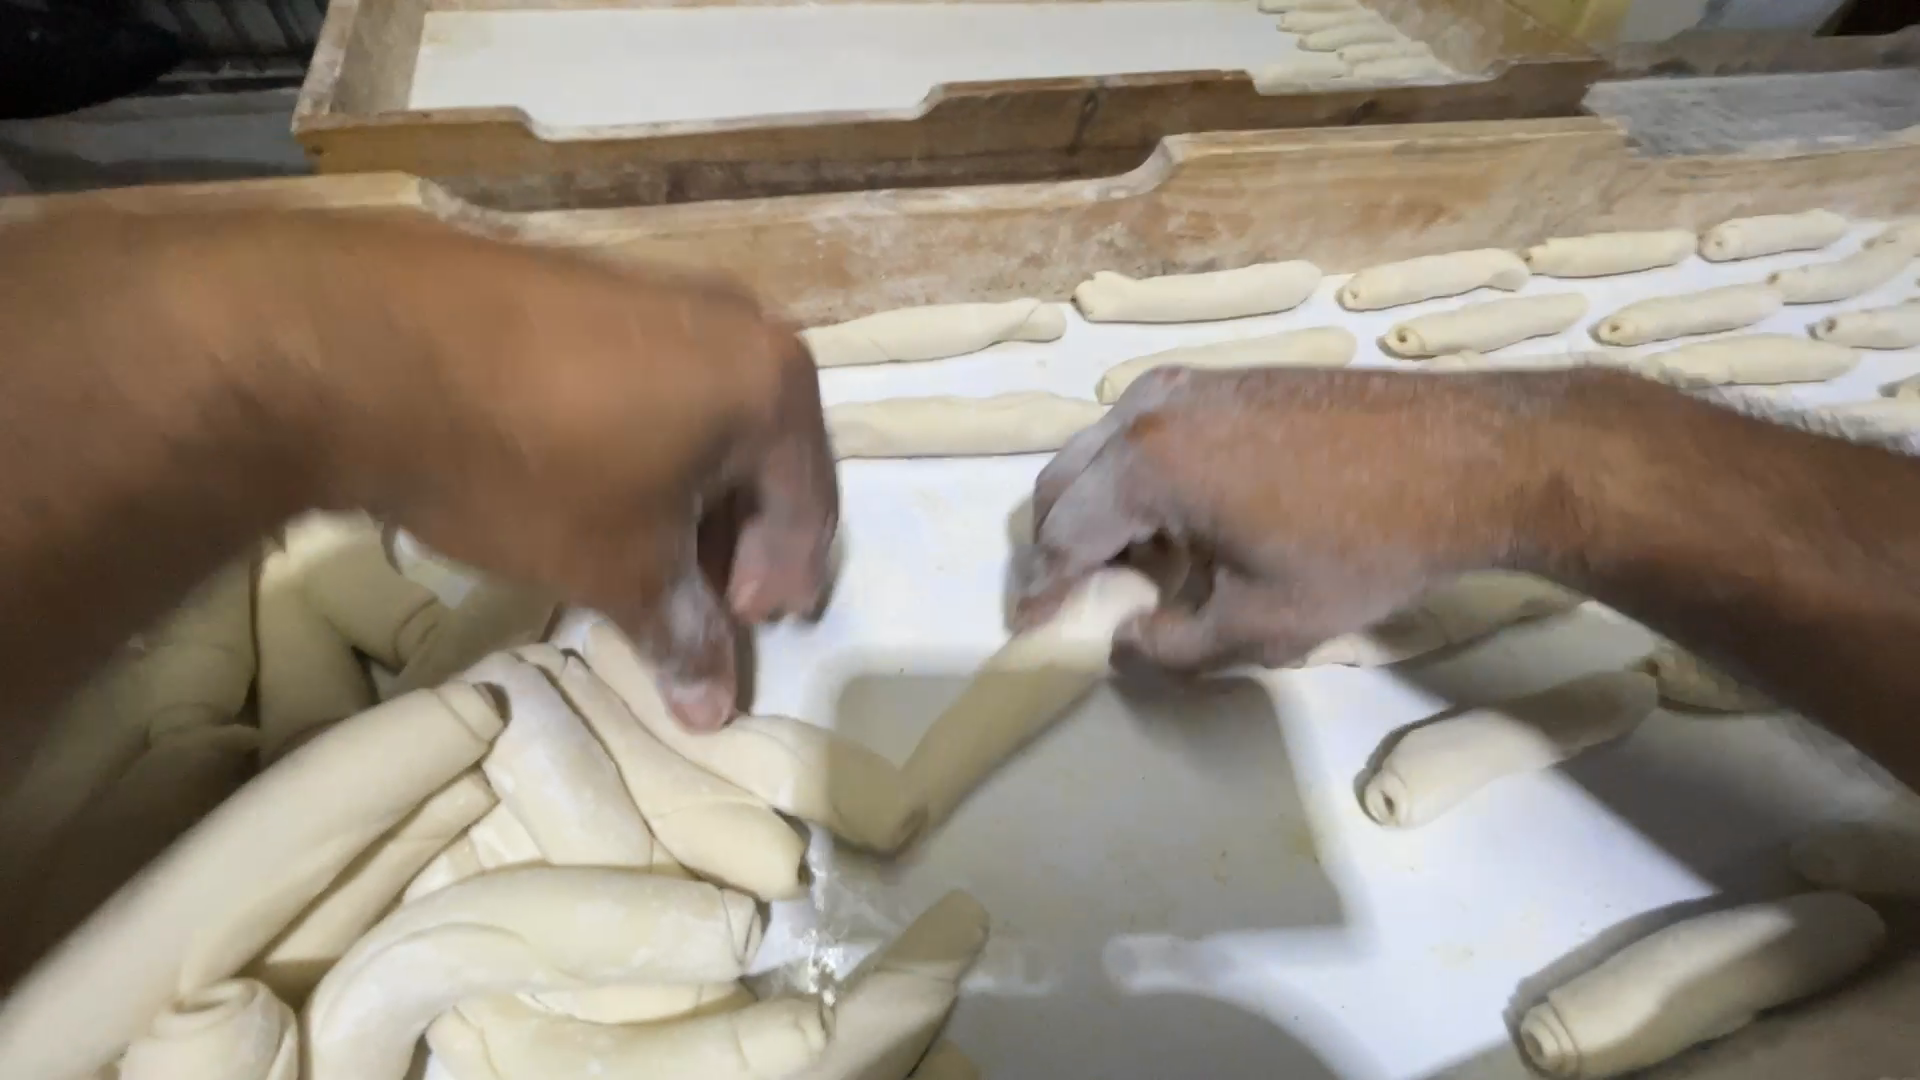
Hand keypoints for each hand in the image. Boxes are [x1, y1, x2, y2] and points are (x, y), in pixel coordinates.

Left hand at [209, 213, 836, 729]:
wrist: (347, 341)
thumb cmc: (532, 465)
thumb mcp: (622, 567)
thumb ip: (685, 637)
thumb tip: (716, 716)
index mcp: (775, 384)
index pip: (808, 509)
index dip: (782, 582)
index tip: (742, 627)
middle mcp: (740, 324)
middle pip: (768, 460)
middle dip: (744, 539)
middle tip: (710, 596)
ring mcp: (668, 294)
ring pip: (716, 421)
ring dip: (701, 495)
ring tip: (658, 546)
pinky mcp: (601, 287)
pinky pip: (664, 384)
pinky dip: (659, 446)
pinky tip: (612, 481)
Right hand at [1008, 365, 1597, 671]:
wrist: (1469, 456)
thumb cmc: (1359, 547)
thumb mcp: (1260, 625)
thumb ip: (1171, 648)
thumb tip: (1124, 643)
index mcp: (1144, 465)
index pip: (1062, 536)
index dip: (1042, 589)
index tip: (1031, 625)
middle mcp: (1146, 410)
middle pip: (1063, 484)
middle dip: (1056, 544)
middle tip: (1071, 594)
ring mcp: (1184, 383)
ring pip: (1098, 451)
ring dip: (1096, 508)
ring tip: (1132, 560)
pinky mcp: (1219, 376)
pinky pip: (1141, 429)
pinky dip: (1133, 476)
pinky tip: (1177, 514)